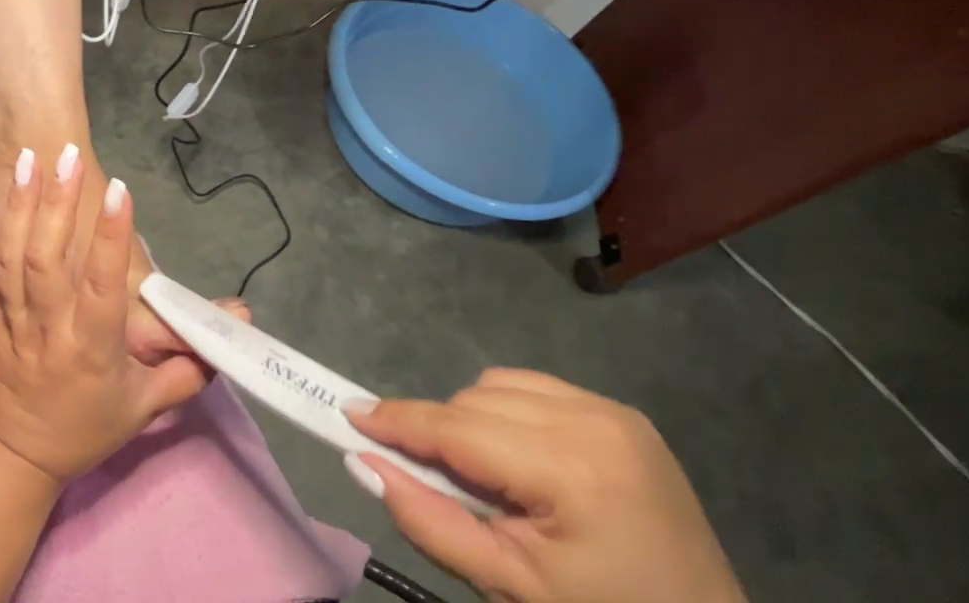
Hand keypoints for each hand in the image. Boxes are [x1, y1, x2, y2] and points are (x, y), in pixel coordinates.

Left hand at [0, 146, 215, 483]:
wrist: (15, 453)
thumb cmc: (86, 427)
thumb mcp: (144, 406)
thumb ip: (189, 367)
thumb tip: (235, 329)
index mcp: (90, 348)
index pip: (101, 286)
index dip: (111, 238)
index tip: (118, 190)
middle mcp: (48, 327)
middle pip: (47, 259)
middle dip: (56, 204)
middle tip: (67, 155)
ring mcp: (13, 318)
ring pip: (13, 256)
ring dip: (20, 205)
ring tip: (27, 157)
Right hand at [346, 369, 744, 602]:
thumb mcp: (507, 586)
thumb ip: (428, 521)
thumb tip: (363, 462)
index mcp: (573, 469)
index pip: (458, 428)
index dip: (397, 421)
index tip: (346, 414)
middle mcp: (594, 420)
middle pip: (473, 402)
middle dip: (436, 433)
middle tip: (417, 476)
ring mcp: (613, 411)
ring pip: (498, 386)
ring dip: (469, 419)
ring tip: (478, 476)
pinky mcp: (622, 414)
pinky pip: (534, 389)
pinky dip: (506, 413)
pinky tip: (516, 458)